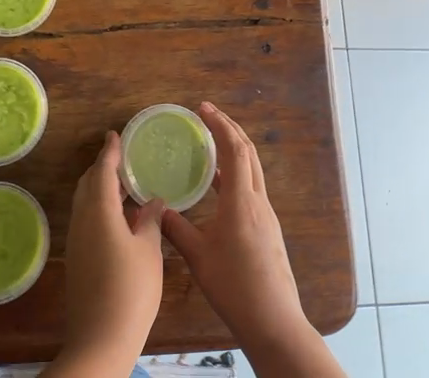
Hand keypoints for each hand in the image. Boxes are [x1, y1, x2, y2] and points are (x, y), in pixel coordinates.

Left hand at [48, 131, 164, 376]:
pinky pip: (86, 219)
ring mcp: (77, 240)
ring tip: (124, 185)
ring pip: (85, 202)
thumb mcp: (149, 251)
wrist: (101, 338)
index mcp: (100, 211)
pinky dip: (100, 208)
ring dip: (100, 188)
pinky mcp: (77, 258)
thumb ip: (149, 220)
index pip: (103, 171)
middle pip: (88, 184)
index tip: (114, 134)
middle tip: (121, 158)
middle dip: (102, 167)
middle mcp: (82, 220)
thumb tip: (152, 201)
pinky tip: (120, 218)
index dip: (110, 151)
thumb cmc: (131, 289)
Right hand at [160, 103, 306, 347]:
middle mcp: (258, 200)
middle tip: (207, 115)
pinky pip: (252, 188)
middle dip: (229, 128)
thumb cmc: (234, 286)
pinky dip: (236, 174)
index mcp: (241, 200)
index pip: (234, 148)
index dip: (219, 124)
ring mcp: (266, 215)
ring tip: (210, 144)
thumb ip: (176, 229)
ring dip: (234, 150)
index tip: (202, 108)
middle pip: (248, 152)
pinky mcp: (267, 229)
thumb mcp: (198, 256)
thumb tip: (155, 208)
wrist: (273, 320)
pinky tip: (219, 186)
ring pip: (252, 170)